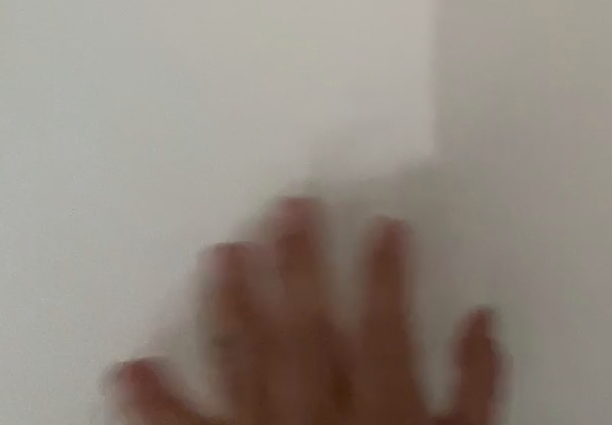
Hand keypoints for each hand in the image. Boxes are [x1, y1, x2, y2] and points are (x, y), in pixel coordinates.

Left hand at [113, 198, 505, 424]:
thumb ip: (476, 384)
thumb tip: (481, 316)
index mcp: (380, 409)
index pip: (382, 326)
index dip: (385, 273)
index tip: (384, 223)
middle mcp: (315, 418)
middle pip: (305, 332)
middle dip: (298, 267)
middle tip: (288, 208)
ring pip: (242, 367)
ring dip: (231, 309)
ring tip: (221, 255)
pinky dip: (153, 406)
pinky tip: (130, 369)